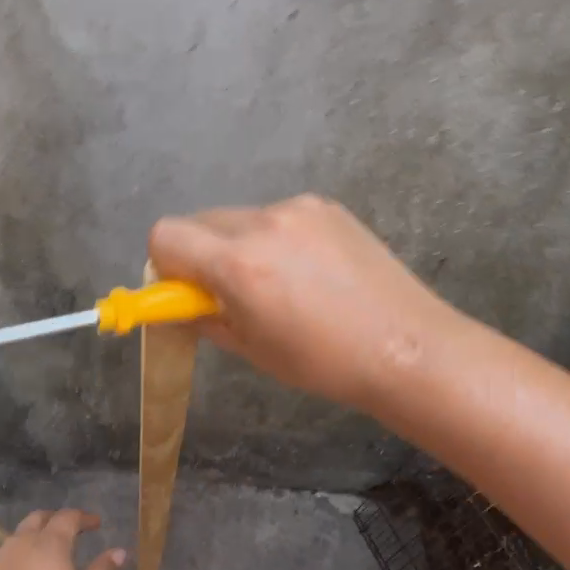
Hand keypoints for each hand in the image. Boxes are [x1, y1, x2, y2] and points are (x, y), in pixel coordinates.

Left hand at [0, 509, 125, 569]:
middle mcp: (22, 543)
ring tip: (49, 550)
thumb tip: (120, 551)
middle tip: (70, 528)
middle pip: (38, 518)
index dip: (83, 517)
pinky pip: (7, 557)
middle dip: (55, 518)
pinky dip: (21, 557)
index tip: (96, 523)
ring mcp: (0, 559)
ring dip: (35, 535)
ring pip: (19, 536)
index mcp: (49, 543)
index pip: (67, 517)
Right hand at [148, 194, 462, 411]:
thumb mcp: (250, 349)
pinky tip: (307, 274)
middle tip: (228, 296)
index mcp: (239, 264)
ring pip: (239, 219)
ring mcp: (300, 209)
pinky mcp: (327, 207)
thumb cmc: (322, 362)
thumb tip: (180, 304)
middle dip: (200, 256)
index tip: (185, 294)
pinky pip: (276, 218)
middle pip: (199, 222)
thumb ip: (204, 317)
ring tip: (278, 288)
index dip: (164, 266)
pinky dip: (273, 241)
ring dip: (237, 247)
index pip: (166, 236)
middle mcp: (264, 223)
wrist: (404, 346)